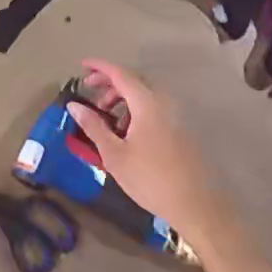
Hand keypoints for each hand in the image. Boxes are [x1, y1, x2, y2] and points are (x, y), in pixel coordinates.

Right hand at [64, 59, 234, 247]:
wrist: (197, 207)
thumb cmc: (150, 179)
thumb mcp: (114, 154)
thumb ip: (93, 126)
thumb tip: (74, 105)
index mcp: (148, 105)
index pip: (121, 75)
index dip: (100, 67)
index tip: (82, 65)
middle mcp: (165, 105)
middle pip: (135, 82)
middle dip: (110, 83)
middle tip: (90, 93)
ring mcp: (177, 118)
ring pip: (146, 96)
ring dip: (123, 98)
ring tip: (106, 116)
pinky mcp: (183, 132)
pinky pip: (156, 109)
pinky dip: (136, 109)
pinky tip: (126, 131)